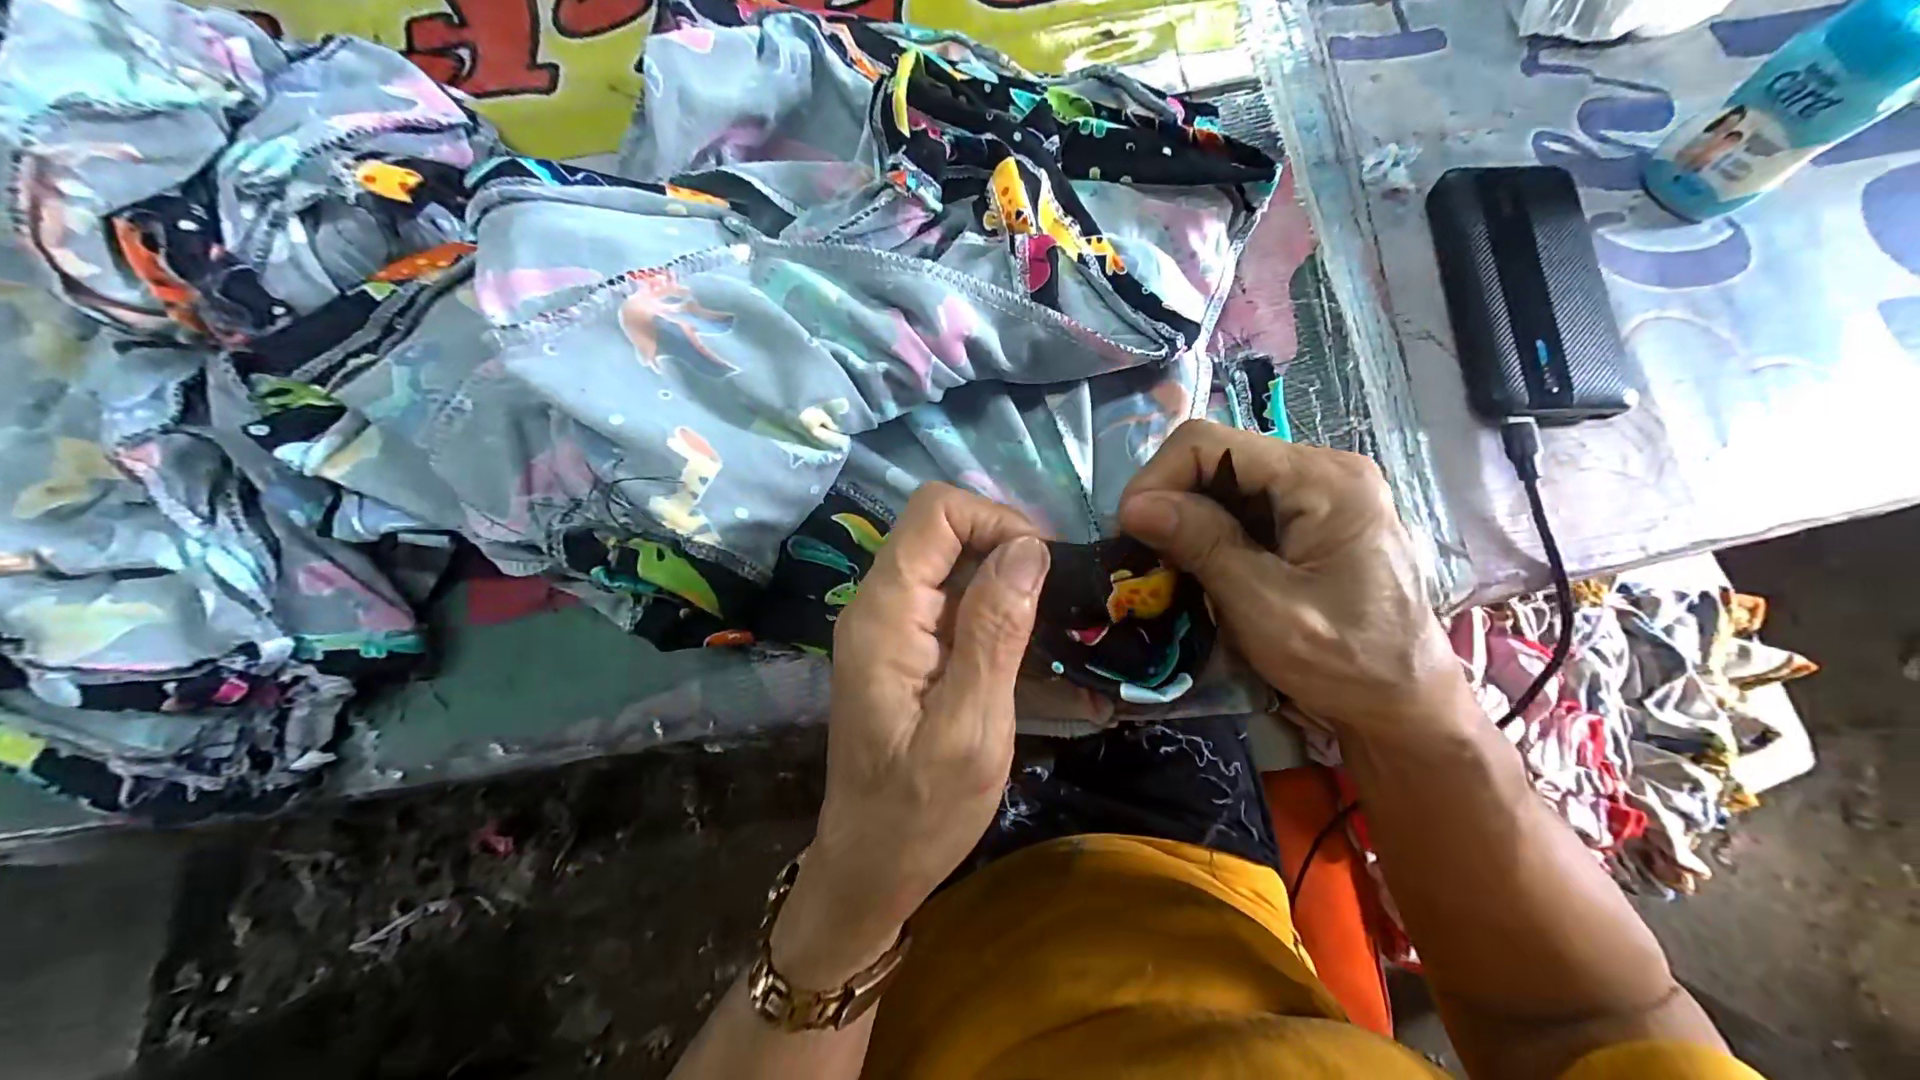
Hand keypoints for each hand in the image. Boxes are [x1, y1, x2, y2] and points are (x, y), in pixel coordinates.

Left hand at [771, 484, 1047, 986]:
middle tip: (1060, 601)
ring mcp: (892, 627)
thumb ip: (994, 633)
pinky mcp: (908, 649)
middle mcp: (880, 606)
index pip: (936, 511)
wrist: (869, 868)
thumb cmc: (918, 813)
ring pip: (954, 564)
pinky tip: (1034, 651)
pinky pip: (954, 603)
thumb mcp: (970, 730)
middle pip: (945, 530)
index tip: (1044, 569)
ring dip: (1008, 583)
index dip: (996, 521)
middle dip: (1008, 549)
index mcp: (885, 614)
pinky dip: (996, 613)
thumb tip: (1027, 548)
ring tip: (1057, 627)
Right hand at [1117, 421, 1465, 734]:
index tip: (1128, 533)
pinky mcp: (1310, 516)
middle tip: (1144, 555)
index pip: (1209, 443)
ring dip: (1185, 520)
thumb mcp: (1267, 609)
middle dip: (1168, 502)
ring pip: (1221, 482)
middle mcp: (1322, 469)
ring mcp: (1318, 491)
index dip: (1156, 480)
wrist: (1405, 706)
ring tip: (1168, 565)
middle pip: (1214, 457)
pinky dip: (1208, 532)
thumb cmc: (1346, 664)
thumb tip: (1133, 506)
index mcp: (1324, 481)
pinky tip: (1201, 567)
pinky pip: (1241, 505)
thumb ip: (1204, 547)